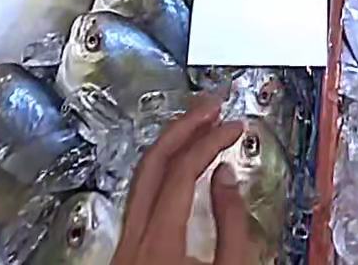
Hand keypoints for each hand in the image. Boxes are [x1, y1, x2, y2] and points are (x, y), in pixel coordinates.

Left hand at [111, 92, 259, 264]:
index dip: (211, 138)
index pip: (183, 168)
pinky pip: (140, 195)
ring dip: (172, 144)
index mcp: (157, 241)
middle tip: (211, 107)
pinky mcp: (124, 252)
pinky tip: (182, 166)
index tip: (233, 125)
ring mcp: (123, 245)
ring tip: (199, 127)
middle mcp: (132, 238)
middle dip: (185, 125)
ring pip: (142, 176)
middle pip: (154, 160)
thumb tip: (226, 176)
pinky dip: (162, 169)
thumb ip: (231, 227)